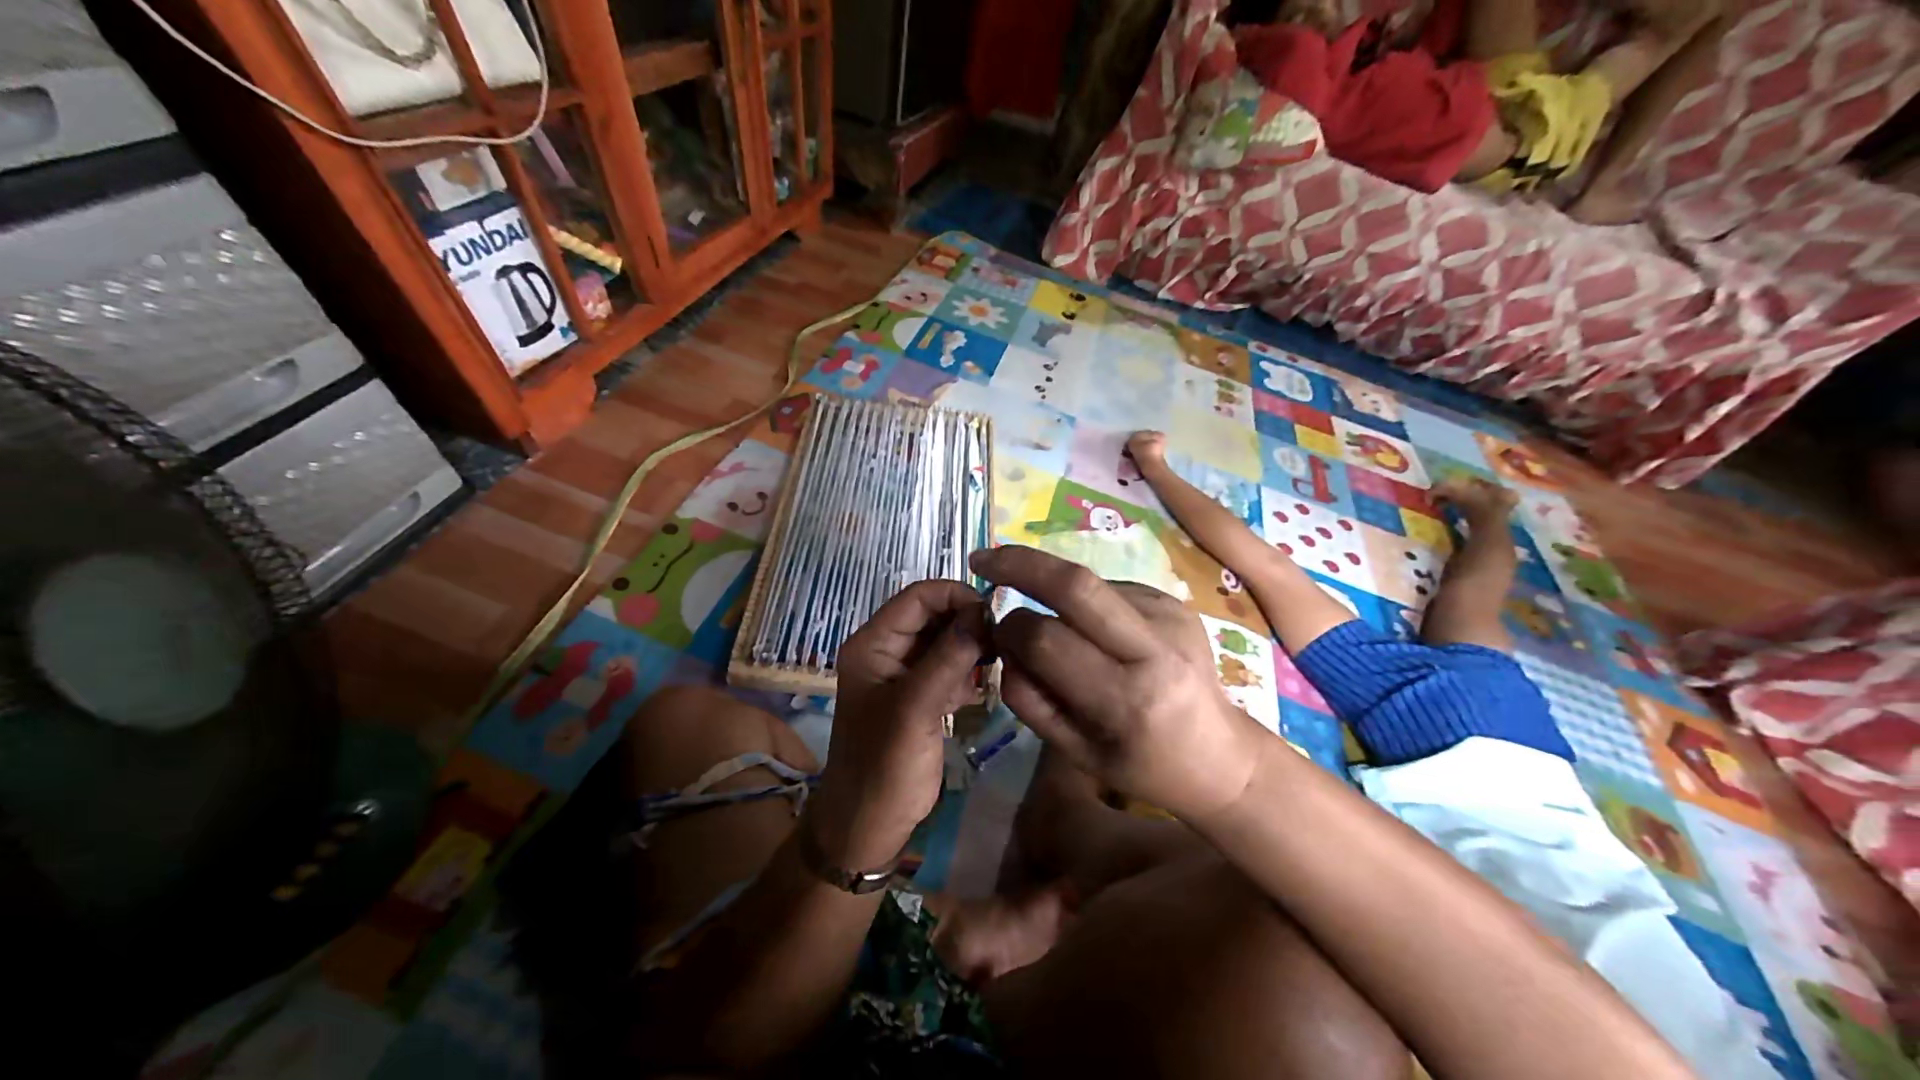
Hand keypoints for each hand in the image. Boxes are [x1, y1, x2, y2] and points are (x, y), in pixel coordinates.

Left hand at [808, 580, 987, 869]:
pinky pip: (953, 669)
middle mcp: (889, 652)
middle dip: (971, 621)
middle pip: (936, 616)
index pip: (919, 597)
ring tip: (1006, 658)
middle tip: (1009, 637)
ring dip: (975, 646)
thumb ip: (948, 658)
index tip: (997, 612)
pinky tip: (992, 682)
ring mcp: (908, 676)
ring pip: (948, 642)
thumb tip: (985, 612)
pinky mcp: (925, 699)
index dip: (957, 596)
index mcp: (874, 644)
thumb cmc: (883, 766)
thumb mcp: (915, 708)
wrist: (867, 826)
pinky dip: (973, 670)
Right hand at [970, 546, 1270, 822]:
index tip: (994, 633)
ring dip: (1053, 591)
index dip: (1009, 631)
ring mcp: (1169, 616)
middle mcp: (1154, 648)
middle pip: (1075, 584)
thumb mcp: (1074, 752)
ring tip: (1055, 625)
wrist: (1220, 755)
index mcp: (1127, 698)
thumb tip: (1004, 643)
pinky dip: (1084, 603)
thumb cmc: (1142, 765)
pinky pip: (1109, 589)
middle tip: (984, 559)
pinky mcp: (1173, 600)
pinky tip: (1094, 633)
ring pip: (1088, 583)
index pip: (1047, 640)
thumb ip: (1028, 698)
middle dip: (1019, 563)